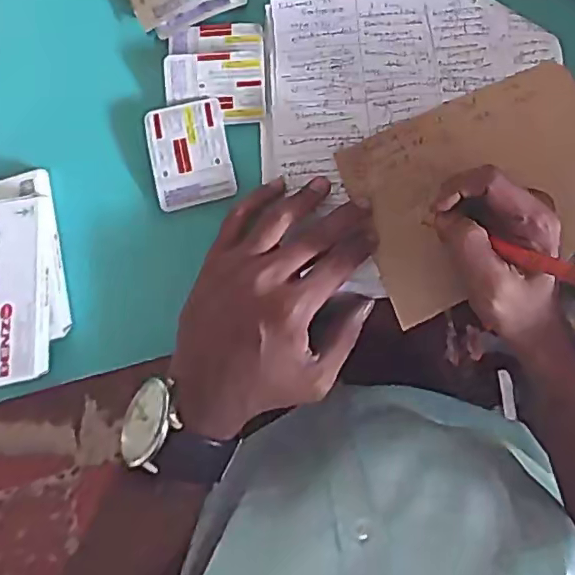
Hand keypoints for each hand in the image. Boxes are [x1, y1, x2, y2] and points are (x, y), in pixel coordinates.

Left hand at [170, 178, 376, 440]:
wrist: (201, 390)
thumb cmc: (263, 385)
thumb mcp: (316, 378)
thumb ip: (345, 338)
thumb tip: (366, 300)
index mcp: (294, 308)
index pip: (338, 263)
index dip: (360, 245)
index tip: (373, 232)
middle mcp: (267, 279)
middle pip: (315, 236)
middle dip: (344, 216)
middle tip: (362, 202)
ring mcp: (238, 265)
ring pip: (277, 219)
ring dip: (303, 198)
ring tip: (322, 184)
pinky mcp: (216, 261)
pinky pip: (237, 220)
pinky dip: (257, 198)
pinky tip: (276, 186)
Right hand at [431, 166, 566, 355]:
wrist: (534, 327)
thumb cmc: (517, 311)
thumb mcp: (491, 288)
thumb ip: (470, 249)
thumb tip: (447, 217)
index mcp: (537, 218)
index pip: (491, 181)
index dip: (458, 187)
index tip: (437, 210)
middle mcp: (534, 205)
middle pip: (485, 181)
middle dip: (455, 198)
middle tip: (437, 224)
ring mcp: (524, 209)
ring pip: (480, 190)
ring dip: (457, 206)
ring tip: (445, 231)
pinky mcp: (512, 216)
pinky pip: (481, 201)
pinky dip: (461, 212)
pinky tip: (455, 233)